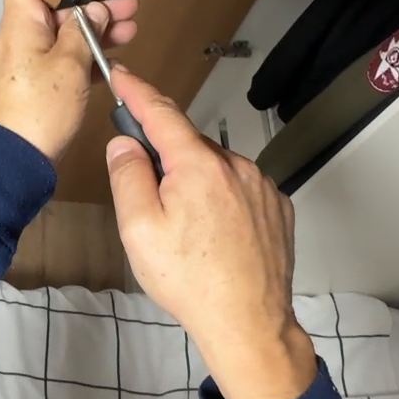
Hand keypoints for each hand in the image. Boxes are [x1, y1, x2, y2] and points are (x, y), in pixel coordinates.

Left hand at [0, 0, 138, 162]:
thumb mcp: (70, 65)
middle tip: (127, 6)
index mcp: (20, 25)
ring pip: (62, 36)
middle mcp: (19, 40)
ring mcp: (26, 64)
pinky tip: (111, 62)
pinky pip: (61, 62)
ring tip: (129, 31)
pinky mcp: (35, 86)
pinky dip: (83, 58)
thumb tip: (92, 10)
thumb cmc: (39, 113)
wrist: (17, 161)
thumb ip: (83, 31)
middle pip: (53, 8)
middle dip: (90, 5)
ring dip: (93, 33)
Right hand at [105, 69, 315, 398]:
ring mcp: (262, 186)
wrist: (248, 324)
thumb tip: (125, 142)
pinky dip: (220, 198)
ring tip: (185, 231)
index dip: (137, 91)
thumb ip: (128, 175)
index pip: (161, 112)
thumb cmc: (188, 280)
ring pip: (215, 168)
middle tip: (147, 198)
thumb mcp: (138, 229)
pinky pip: (239, 188)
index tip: (121, 74)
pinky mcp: (277, 208)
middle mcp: (236, 165)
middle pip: (188, 144)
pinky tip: (212, 234)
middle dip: (164, 156)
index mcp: (198, 165)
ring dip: (193, 181)